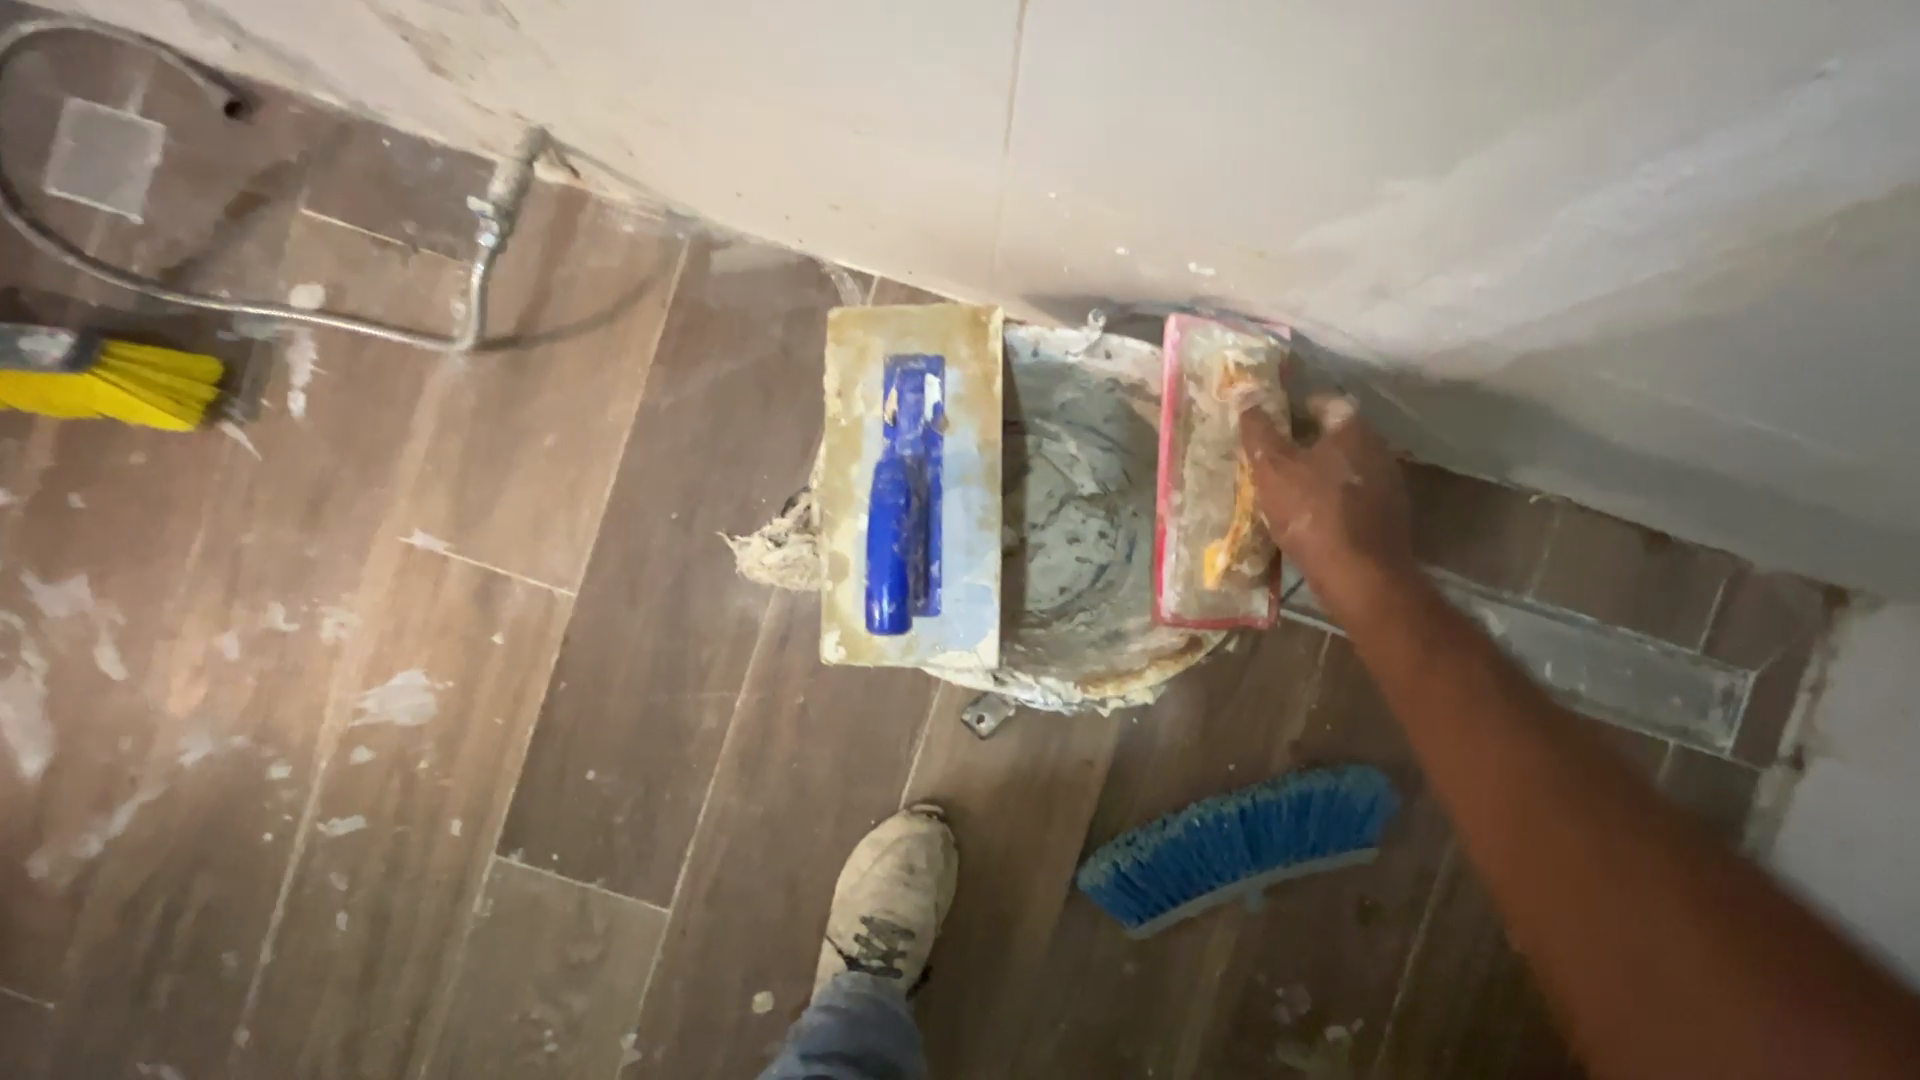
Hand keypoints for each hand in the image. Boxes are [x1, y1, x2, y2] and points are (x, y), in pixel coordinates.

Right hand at [1238, 396, 1414, 600]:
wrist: (1360, 574)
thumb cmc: (1312, 512)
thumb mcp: (1273, 469)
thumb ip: (1259, 432)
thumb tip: (1246, 397)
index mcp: (1353, 429)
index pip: (1325, 401)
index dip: (1296, 407)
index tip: (1272, 422)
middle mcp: (1378, 449)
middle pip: (1338, 436)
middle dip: (1307, 442)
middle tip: (1275, 456)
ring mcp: (1388, 484)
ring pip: (1346, 467)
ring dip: (1321, 472)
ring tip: (1288, 488)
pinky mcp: (1388, 516)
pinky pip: (1354, 496)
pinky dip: (1333, 499)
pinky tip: (1312, 516)